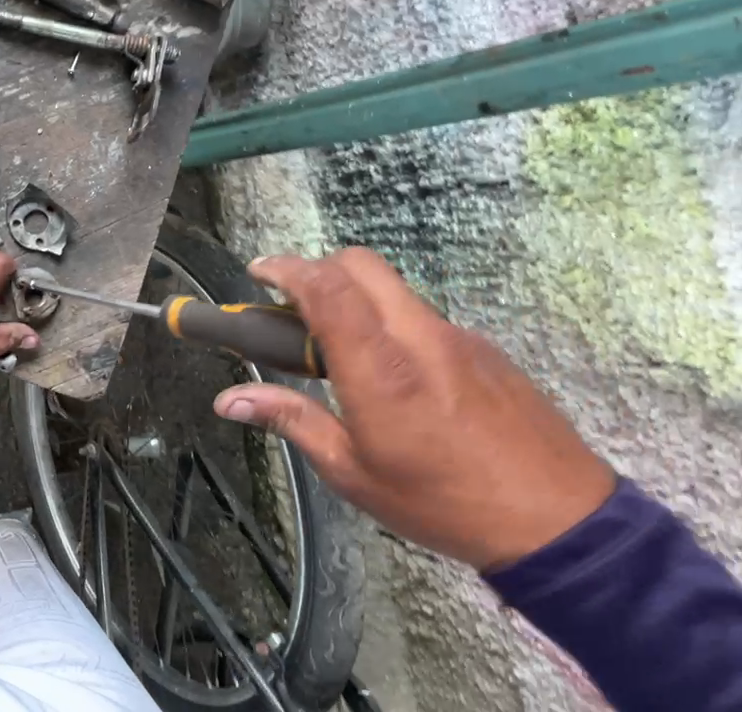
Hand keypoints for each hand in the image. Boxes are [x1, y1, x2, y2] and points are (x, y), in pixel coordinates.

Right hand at [213, 249, 614, 571]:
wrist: (565, 527)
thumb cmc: (442, 502)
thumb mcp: (351, 471)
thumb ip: (290, 420)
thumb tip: (226, 401)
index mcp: (379, 368)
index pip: (327, 287)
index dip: (285, 268)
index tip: (257, 273)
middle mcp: (419, 339)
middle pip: (360, 265)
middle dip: (316, 269)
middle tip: (291, 304)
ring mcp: (459, 340)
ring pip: (392, 289)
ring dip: (353, 297)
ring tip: (338, 349)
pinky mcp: (486, 351)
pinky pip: (423, 317)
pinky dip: (390, 323)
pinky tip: (395, 376)